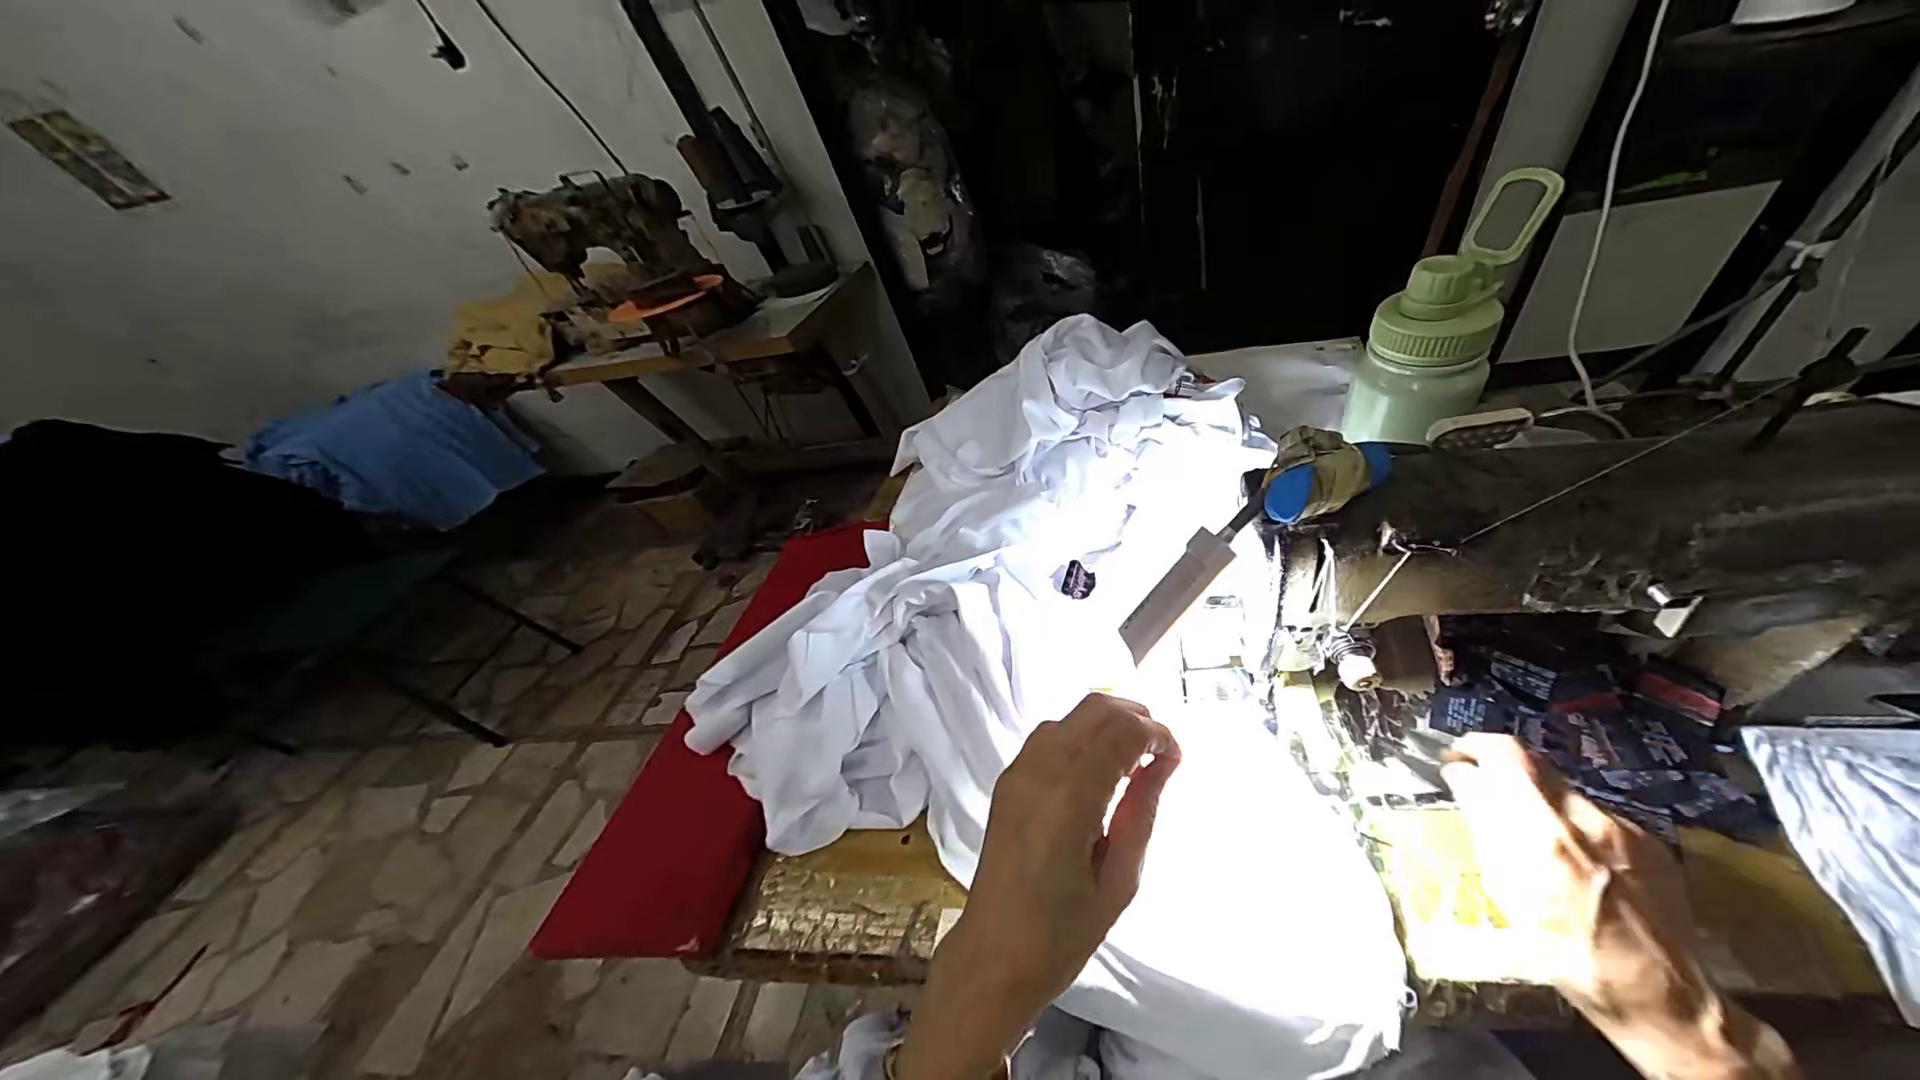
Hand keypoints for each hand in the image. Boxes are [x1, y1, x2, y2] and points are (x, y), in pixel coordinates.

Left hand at [896, 694, 1179, 1079]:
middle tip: (1160, 749)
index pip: (1120, 732)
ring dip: (1105, 723)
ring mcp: (1017, 772)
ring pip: (1068, 718)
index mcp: (1070, 796)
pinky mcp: (1007, 781)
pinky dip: (1079, 736)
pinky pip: (1048, 737)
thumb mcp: (1120, 879)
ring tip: (1134, 757)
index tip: (1175, 755)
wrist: (994, 953)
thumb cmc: (1063, 932)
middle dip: (1134, 716)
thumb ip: (1142, 810)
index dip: (1156, 734)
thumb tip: (1163, 762)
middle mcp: (1039, 770)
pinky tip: (1097, 765)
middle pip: (1093, 710)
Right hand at [1442, 734, 1796, 1079]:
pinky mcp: (1651, 842)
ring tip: (1528, 830)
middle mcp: (1586, 818)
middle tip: (1484, 784)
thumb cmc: (1558, 946)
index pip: (1506, 753)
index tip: (1459, 756)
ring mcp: (1625, 828)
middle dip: (1503, 770)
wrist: (1657, 994)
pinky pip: (1596, 816)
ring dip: (1537, 798)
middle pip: (1535, 765)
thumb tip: (1462, 777)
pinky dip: (1572, 823)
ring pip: (1564, 791)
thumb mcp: (1502, 882)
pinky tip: (1573, 857)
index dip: (1475, 745)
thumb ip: (1483, 820)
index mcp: (1542, 828)